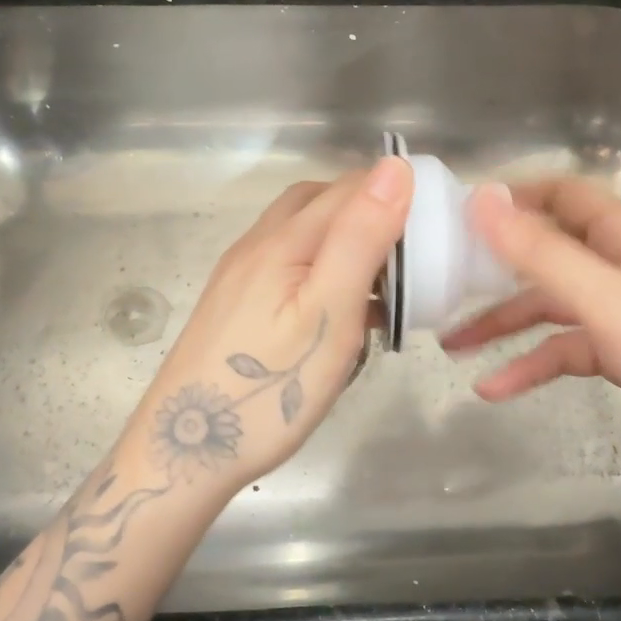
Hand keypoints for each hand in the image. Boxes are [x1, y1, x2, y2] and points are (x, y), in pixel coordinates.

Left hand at [129, 158, 411, 494]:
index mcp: (283, 240)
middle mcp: (256, 246)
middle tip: (412, 248)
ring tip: (384, 281)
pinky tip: (341, 311)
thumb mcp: (328, 313)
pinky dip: (323, 268)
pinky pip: (289, 265)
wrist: (183, 452)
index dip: (394, 192)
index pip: (348, 189)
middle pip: (319, 202)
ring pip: (302, 234)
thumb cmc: (268, 388)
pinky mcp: (235, 306)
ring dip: (345, 238)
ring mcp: (240, 276)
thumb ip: (360, 238)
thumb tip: (393, 167)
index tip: (437, 219)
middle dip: (369, 210)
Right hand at [443, 179, 620, 472]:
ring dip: (505, 323)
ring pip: (552, 305)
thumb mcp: (608, 302)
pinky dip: (533, 365)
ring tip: (452, 346)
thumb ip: (542, 254)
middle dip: (495, 269)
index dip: (512, 198)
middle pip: (548, 253)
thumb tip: (480, 199)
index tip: (457, 214)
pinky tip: (494, 390)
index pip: (561, 195)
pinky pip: (568, 349)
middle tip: (441, 284)